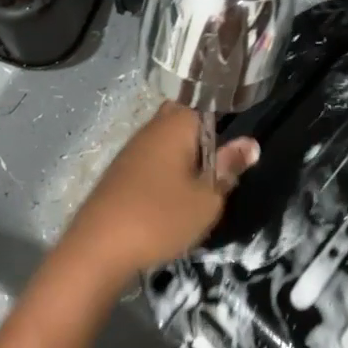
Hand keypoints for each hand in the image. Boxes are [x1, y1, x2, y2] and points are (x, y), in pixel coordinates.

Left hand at [57, 103, 259, 280]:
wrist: (98, 248)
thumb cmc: (160, 218)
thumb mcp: (206, 199)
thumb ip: (228, 169)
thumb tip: (250, 143)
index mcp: (175, 125)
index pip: (203, 99)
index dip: (225, 110)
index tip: (241, 129)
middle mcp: (151, 129)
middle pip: (183, 119)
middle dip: (205, 136)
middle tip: (225, 162)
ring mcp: (132, 150)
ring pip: (167, 141)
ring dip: (186, 155)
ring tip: (205, 182)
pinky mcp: (120, 172)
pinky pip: (153, 160)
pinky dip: (168, 171)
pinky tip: (175, 195)